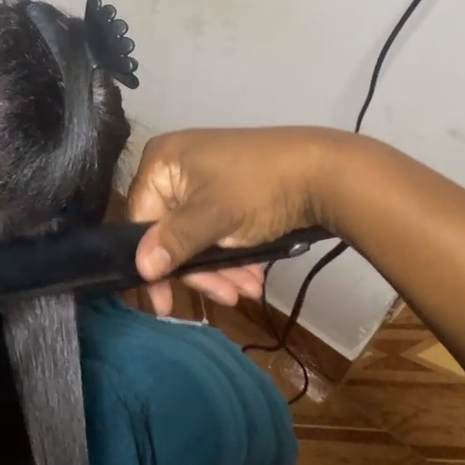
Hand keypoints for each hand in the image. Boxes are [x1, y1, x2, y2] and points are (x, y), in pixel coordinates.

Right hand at [127, 127, 359, 315]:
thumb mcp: (214, 217)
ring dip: (219, 268)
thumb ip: (175, 242)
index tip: (164, 302)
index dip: (151, 261)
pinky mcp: (225, 192)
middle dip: (200, 269)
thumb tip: (139, 268)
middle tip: (227, 297)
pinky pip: (214, 229)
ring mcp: (200, 179)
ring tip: (248, 289)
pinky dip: (230, 254)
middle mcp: (175, 167)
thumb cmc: (259, 188)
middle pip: (170, 231)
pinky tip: (252, 275)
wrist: (324, 170)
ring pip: (195, 235)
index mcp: (161, 162)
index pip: (141, 218)